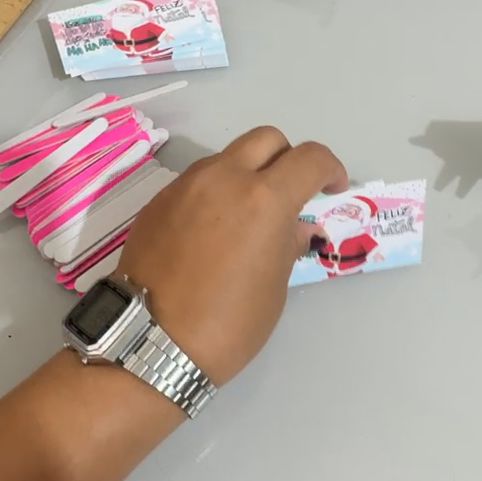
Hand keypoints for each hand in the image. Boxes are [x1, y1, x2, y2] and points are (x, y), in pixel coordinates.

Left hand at [119, 127, 345, 383]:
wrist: (149, 341)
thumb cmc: (227, 323)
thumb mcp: (273, 287)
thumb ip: (287, 244)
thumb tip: (294, 227)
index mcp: (263, 198)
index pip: (310, 159)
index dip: (330, 169)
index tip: (332, 190)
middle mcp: (223, 178)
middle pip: (267, 139)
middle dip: (287, 160)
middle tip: (290, 195)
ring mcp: (185, 185)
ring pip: (227, 157)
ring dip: (247, 174)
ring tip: (247, 216)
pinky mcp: (158, 201)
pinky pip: (197, 181)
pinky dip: (215, 192)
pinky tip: (212, 231)